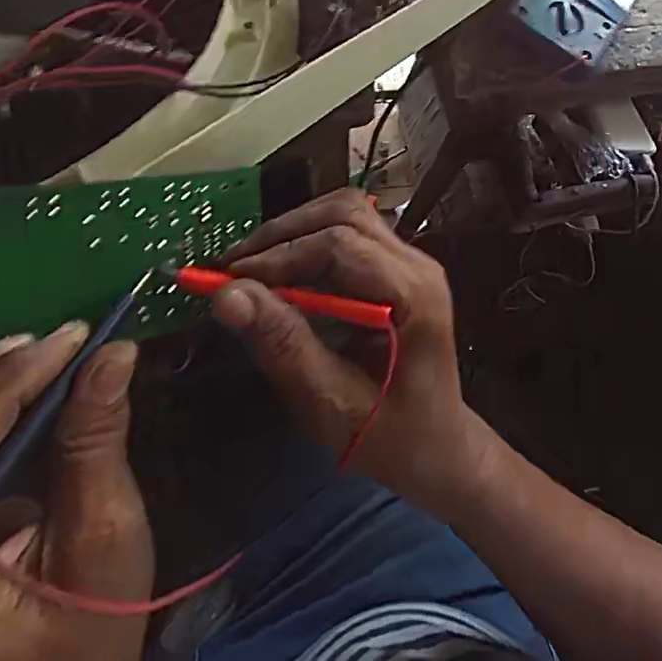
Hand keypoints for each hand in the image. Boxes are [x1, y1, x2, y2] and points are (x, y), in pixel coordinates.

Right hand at [210, 189, 491, 511]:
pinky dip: (309, 245)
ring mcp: (413, 264)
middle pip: (347, 214)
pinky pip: (352, 236)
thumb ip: (284, 345)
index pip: (341, 245)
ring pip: (349, 215)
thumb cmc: (391, 436)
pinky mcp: (399, 271)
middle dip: (283, 234)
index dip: (279, 255)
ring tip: (249, 269)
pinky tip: (279, 276)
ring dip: (294, 233)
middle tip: (232, 268)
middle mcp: (419, 266)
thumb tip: (228, 295)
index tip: (225, 279)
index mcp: (415, 294)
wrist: (437, 447)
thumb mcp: (331, 403)